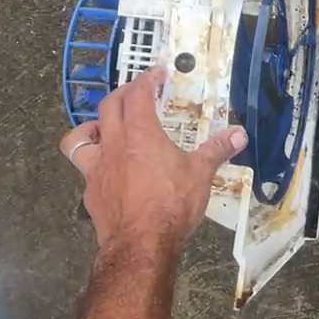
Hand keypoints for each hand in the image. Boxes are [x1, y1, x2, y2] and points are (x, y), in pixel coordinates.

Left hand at [58, 66, 246, 254]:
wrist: (141, 244)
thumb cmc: (171, 204)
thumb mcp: (201, 174)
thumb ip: (217, 150)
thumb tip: (239, 135)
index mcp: (141, 135)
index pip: (137, 95)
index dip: (146, 79)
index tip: (157, 74)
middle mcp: (114, 146)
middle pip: (107, 107)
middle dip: (122, 94)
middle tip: (137, 93)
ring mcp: (97, 170)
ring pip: (79, 138)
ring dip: (91, 127)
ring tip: (103, 128)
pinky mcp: (90, 193)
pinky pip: (85, 169)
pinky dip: (94, 164)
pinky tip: (110, 172)